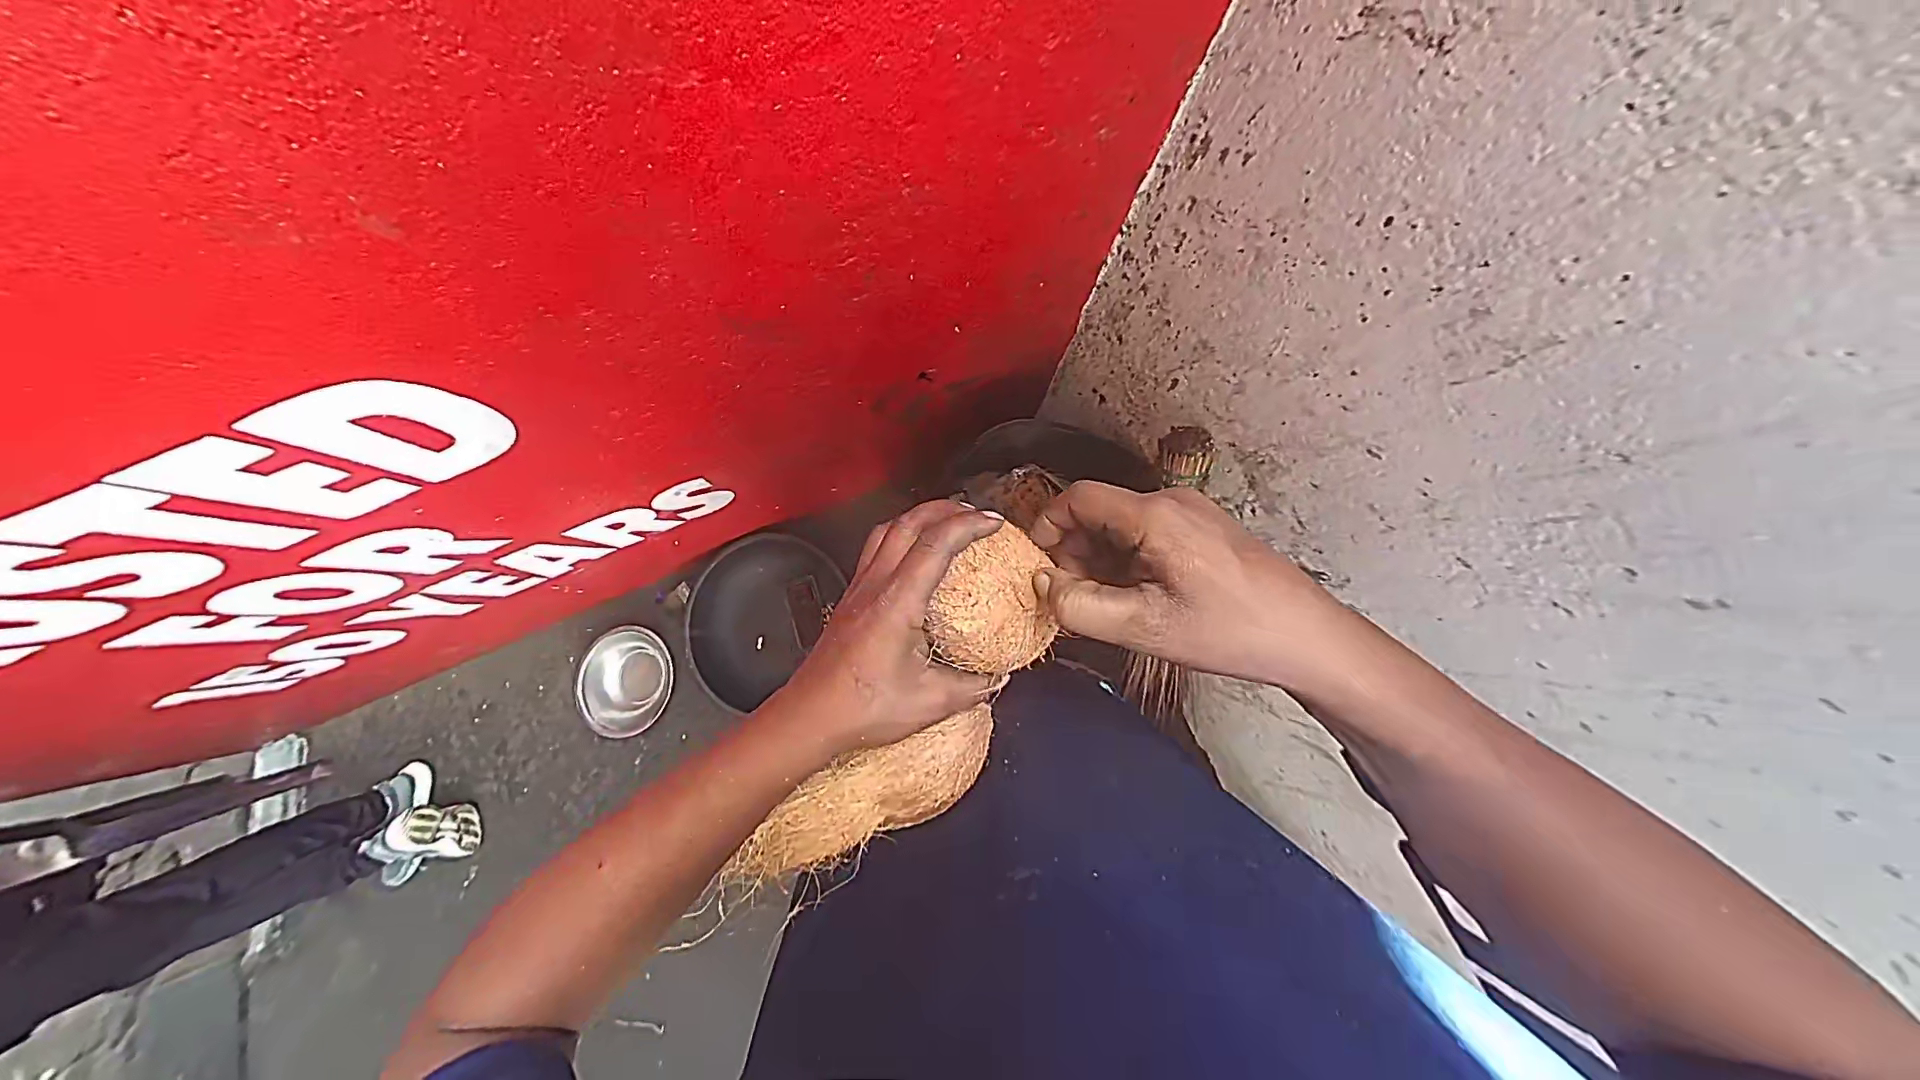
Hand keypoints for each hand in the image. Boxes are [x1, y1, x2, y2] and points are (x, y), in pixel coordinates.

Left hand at [769, 499, 1006, 752]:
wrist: (809, 717)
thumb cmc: (857, 709)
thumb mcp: (929, 703)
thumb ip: (972, 687)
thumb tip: (996, 677)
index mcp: (896, 604)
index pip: (935, 544)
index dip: (968, 525)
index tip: (993, 523)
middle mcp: (874, 587)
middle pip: (909, 523)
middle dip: (946, 508)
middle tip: (975, 513)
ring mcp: (859, 589)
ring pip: (887, 530)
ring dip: (919, 517)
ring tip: (945, 520)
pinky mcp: (850, 598)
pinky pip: (875, 549)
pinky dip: (900, 536)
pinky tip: (911, 552)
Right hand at [1028, 481, 1354, 692]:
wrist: (1306, 636)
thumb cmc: (1235, 630)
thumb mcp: (1145, 627)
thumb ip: (1079, 606)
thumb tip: (1042, 585)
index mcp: (1156, 516)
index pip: (1077, 497)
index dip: (1047, 526)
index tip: (1039, 563)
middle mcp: (1173, 503)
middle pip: (1097, 511)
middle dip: (1073, 550)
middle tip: (1070, 594)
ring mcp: (1190, 514)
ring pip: (1120, 525)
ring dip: (1099, 559)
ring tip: (1103, 603)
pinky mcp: (1201, 530)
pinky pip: (1145, 535)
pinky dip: (1125, 561)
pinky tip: (1133, 597)